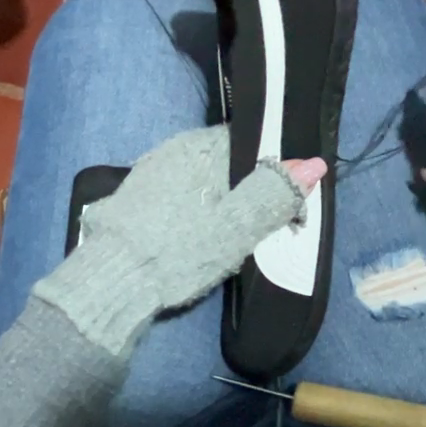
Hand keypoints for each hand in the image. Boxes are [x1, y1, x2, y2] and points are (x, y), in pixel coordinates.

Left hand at [34, 126, 326, 355]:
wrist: (111, 281)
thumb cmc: (180, 251)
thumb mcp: (238, 227)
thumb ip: (274, 192)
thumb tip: (314, 163)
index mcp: (200, 146)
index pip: (249, 144)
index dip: (270, 172)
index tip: (280, 204)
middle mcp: (173, 148)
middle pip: (223, 161)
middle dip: (243, 187)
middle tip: (255, 226)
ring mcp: (149, 171)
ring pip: (199, 177)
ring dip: (216, 199)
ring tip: (224, 235)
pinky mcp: (133, 196)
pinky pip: (176, 192)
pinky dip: (192, 208)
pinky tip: (192, 235)